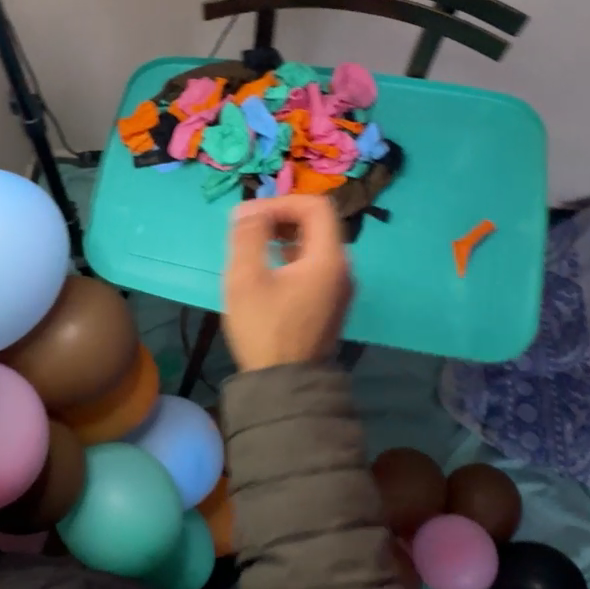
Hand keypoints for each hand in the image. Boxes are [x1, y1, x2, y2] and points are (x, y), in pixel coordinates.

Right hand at [222, 195, 353, 370]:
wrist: (285, 386)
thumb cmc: (265, 330)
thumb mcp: (246, 279)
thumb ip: (248, 236)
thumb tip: (248, 210)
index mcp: (329, 259)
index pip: (315, 207)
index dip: (281, 202)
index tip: (251, 216)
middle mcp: (342, 269)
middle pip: (318, 224)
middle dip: (281, 217)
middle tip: (248, 228)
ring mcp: (339, 288)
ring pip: (315, 245)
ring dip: (285, 236)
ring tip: (253, 246)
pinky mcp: (330, 304)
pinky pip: (314, 265)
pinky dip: (292, 256)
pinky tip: (266, 270)